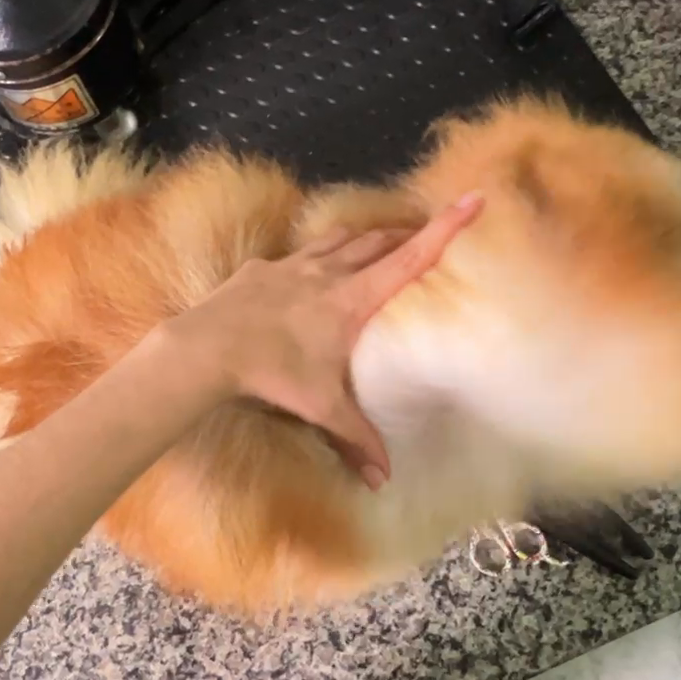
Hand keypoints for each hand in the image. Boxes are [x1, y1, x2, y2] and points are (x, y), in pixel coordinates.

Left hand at [159, 192, 483, 489]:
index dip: (445, 228)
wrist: (207, 348)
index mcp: (353, 298)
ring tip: (373, 242)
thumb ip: (356, 439)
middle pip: (376, 241)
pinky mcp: (259, 267)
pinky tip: (304, 271)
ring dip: (361, 238)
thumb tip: (382, 481)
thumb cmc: (273, 373)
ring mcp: (290, 264)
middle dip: (404, 233)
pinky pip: (295, 254)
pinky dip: (312, 256)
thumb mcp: (321, 408)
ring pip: (337, 239)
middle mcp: (327, 272)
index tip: (473, 198)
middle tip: (422, 232)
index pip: (410, 257)